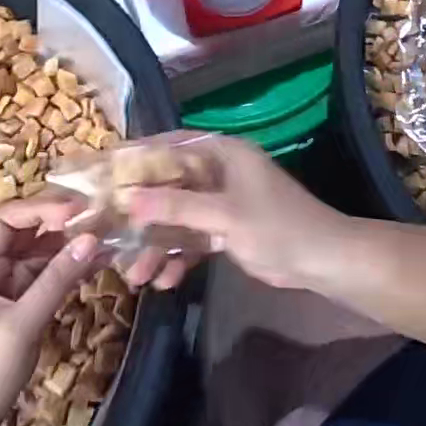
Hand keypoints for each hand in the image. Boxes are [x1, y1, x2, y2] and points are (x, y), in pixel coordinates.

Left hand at [0, 198, 99, 425]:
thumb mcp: (20, 326)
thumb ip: (56, 280)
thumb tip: (93, 238)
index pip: (4, 220)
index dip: (41, 208)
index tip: (79, 209)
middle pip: (24, 233)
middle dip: (61, 223)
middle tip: (100, 216)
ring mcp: (2, 290)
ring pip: (39, 254)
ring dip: (70, 245)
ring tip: (107, 236)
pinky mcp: (18, 309)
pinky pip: (45, 277)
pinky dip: (69, 269)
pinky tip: (98, 261)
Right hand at [123, 134, 350, 289]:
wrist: (321, 260)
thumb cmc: (277, 226)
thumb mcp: (225, 215)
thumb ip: (177, 205)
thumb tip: (128, 198)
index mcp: (223, 153)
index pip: (172, 144)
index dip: (137, 155)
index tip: (103, 170)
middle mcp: (219, 171)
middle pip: (169, 183)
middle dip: (141, 212)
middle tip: (106, 230)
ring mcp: (222, 200)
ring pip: (177, 215)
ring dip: (157, 243)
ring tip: (135, 274)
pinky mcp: (225, 228)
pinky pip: (192, 237)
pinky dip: (178, 257)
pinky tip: (164, 281)